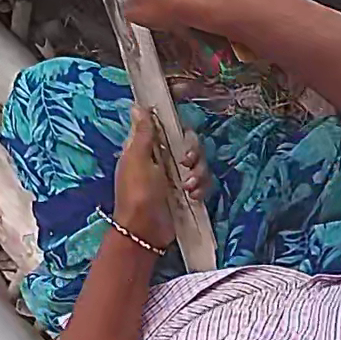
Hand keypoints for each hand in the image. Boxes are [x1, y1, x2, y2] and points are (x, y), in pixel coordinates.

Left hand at [113, 107, 208, 250]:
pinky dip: (201, 188)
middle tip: (185, 162)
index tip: (183, 127)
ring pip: (199, 162)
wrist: (144, 232)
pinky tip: (193, 196)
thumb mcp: (137, 160)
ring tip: (188, 186)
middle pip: (189, 143)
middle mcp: (164, 159)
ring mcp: (177, 177)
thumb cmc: (137, 193)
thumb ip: (142, 134)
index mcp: (148, 148)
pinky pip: (204, 182)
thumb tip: (136, 106)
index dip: (177, 124)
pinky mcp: (187, 193)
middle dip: (193, 152)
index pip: (167, 127)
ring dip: (198, 172)